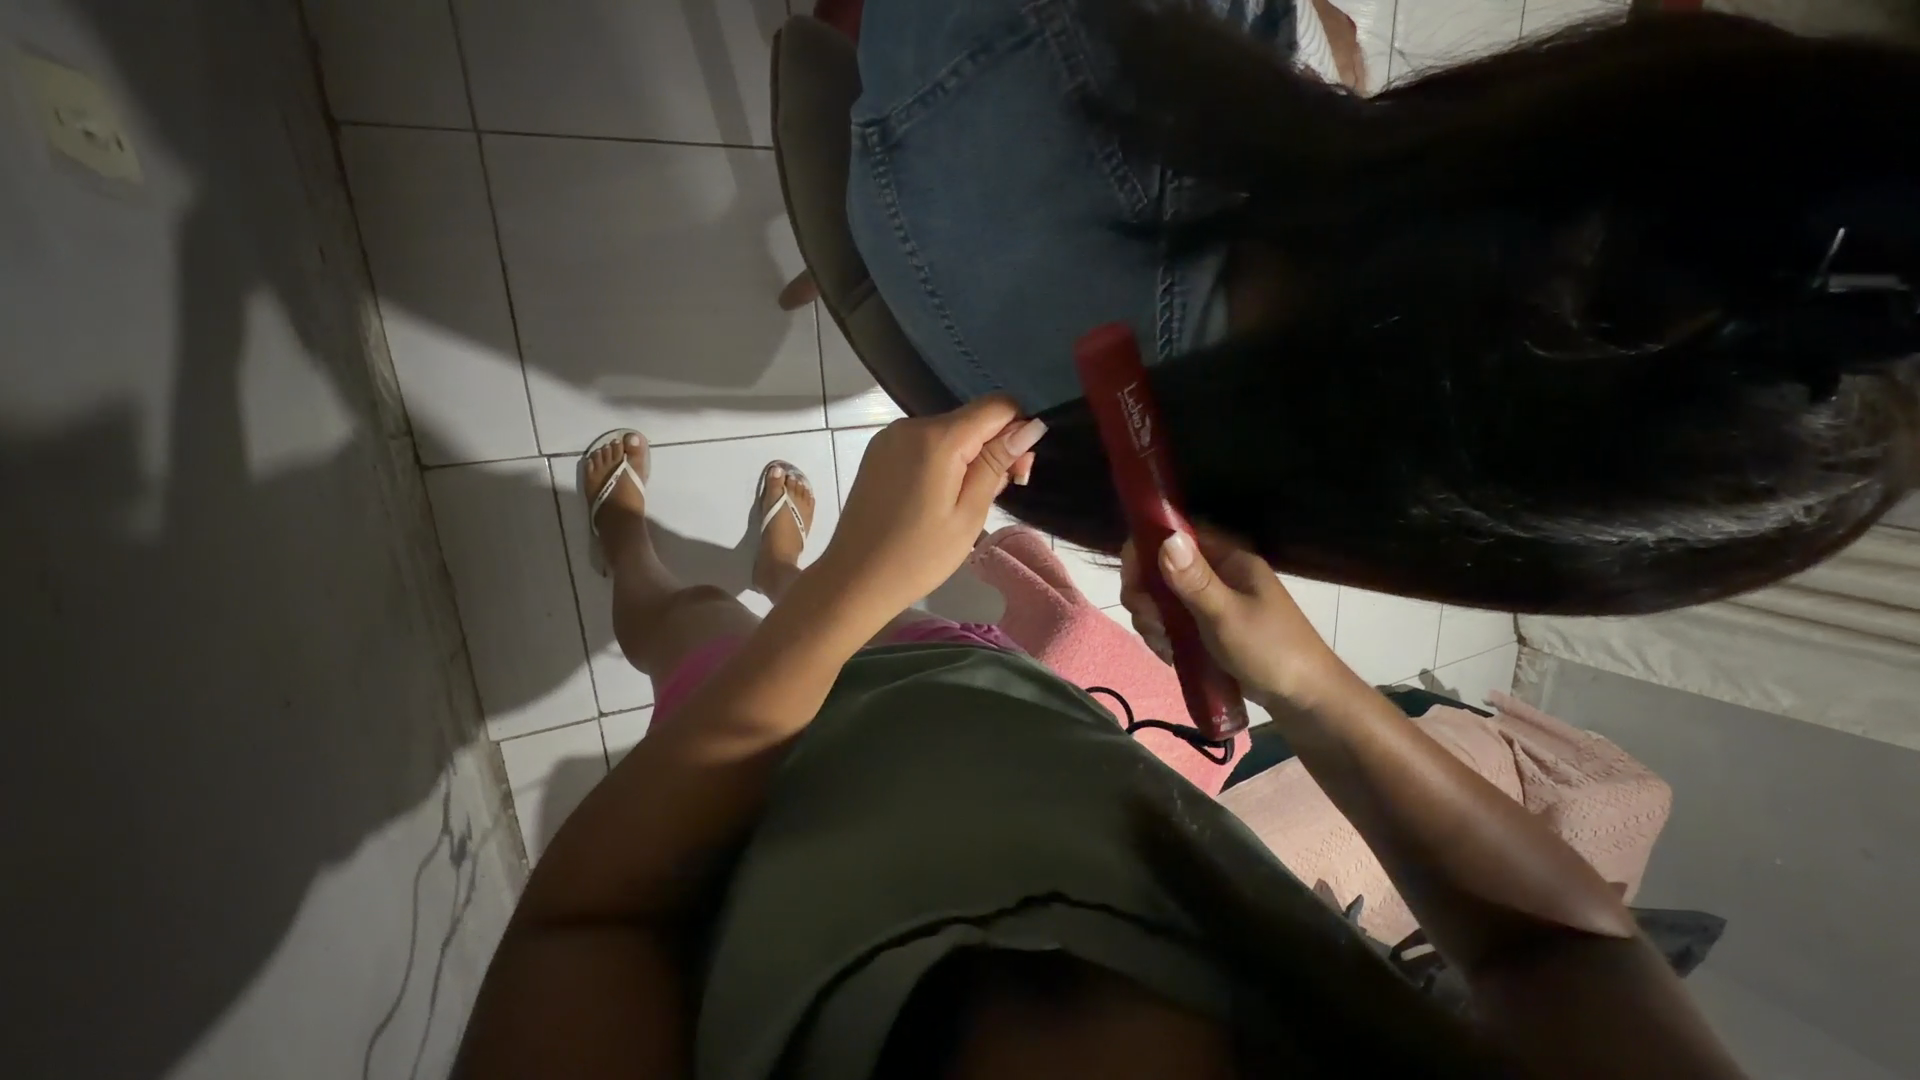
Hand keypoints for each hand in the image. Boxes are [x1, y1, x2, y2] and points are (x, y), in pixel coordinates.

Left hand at [817, 396, 1045, 617]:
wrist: (855, 579)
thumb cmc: (918, 556)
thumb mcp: (969, 514)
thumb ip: (996, 463)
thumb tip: (1030, 425)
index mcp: (937, 438)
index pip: (997, 406)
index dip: (1019, 430)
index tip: (1017, 472)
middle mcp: (911, 425)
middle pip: (972, 419)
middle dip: (994, 448)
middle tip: (994, 496)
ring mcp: (890, 437)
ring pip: (949, 432)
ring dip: (968, 457)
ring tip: (962, 505)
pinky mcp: (879, 452)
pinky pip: (925, 444)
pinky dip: (942, 461)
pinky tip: (936, 499)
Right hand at [1121, 527, 1354, 708]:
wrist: (1304, 699)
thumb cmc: (1270, 651)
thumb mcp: (1226, 615)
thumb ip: (1194, 580)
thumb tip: (1167, 537)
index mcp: (1229, 560)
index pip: (1178, 537)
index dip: (1146, 550)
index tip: (1132, 579)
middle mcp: (1219, 575)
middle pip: (1163, 569)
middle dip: (1146, 594)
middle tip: (1150, 622)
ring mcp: (1214, 603)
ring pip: (1164, 599)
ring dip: (1154, 620)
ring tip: (1164, 645)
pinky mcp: (1210, 630)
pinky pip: (1174, 624)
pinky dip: (1165, 637)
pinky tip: (1170, 655)